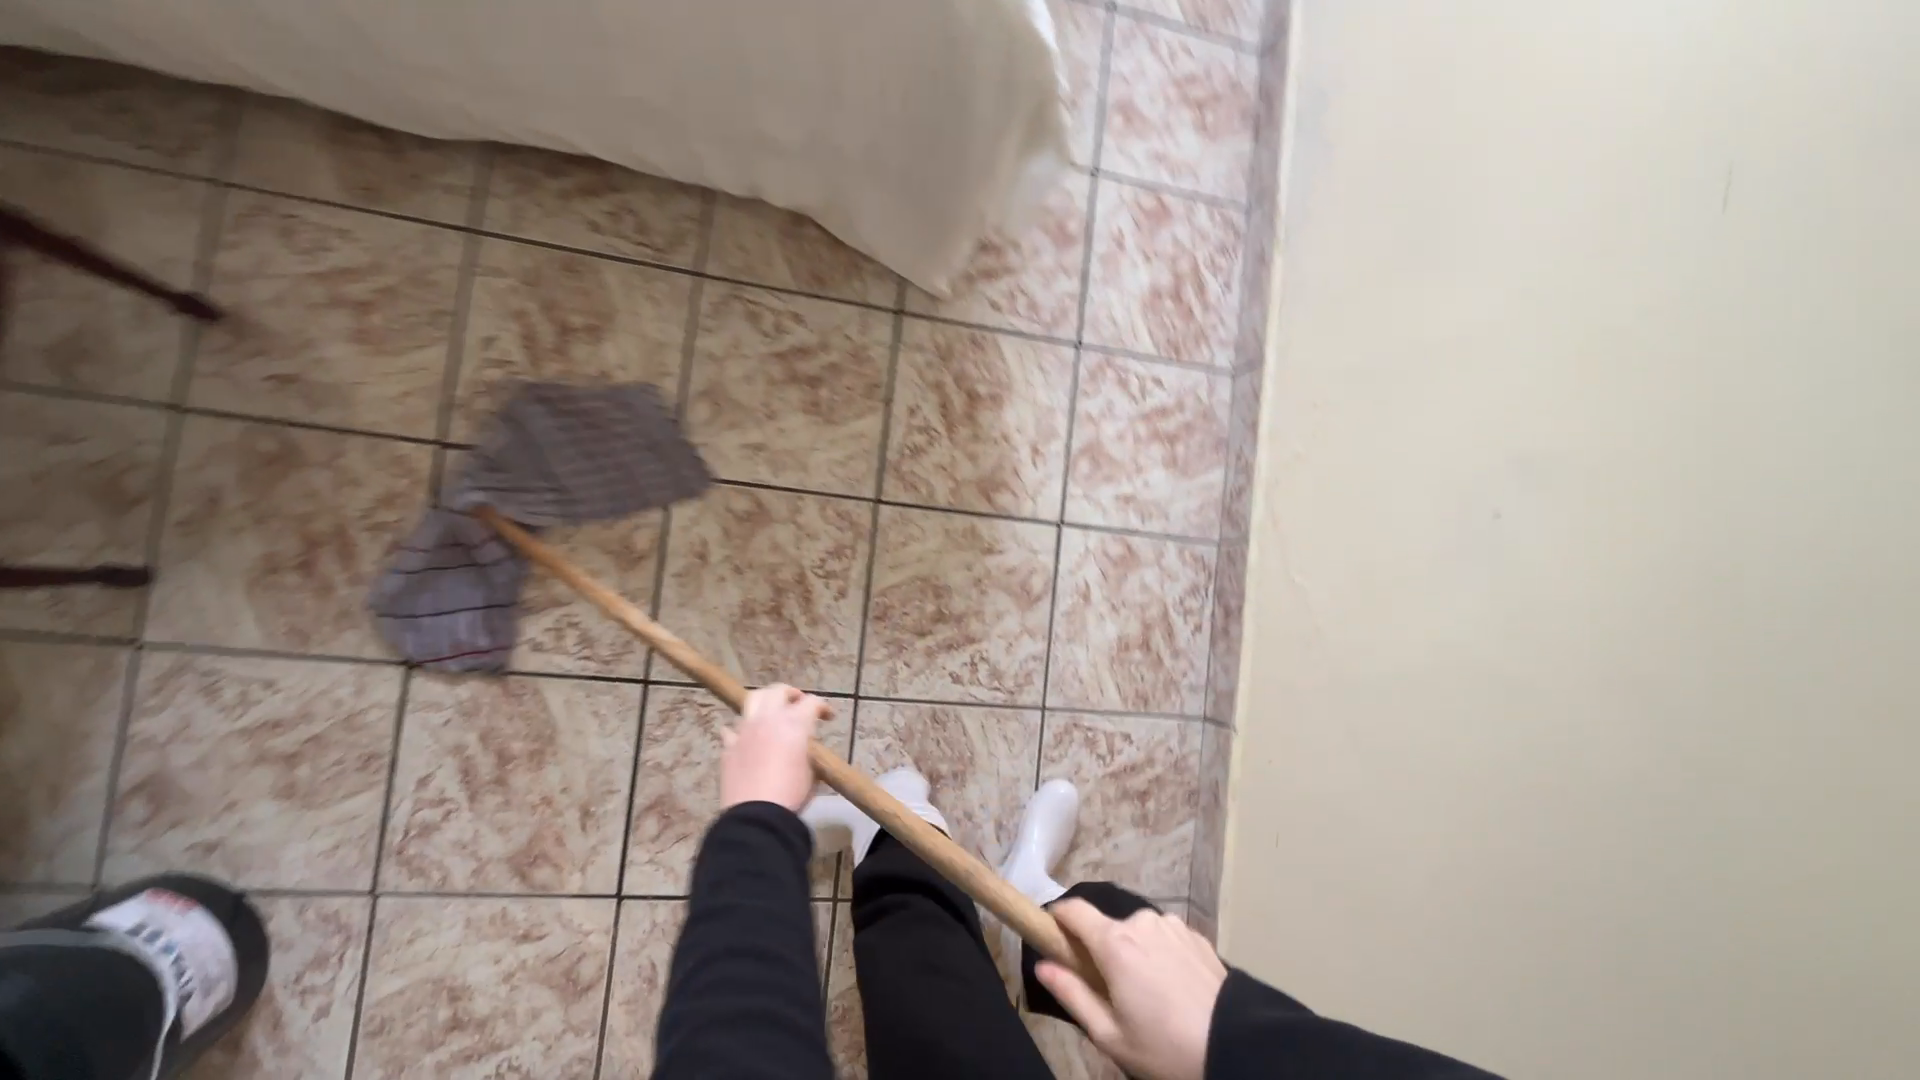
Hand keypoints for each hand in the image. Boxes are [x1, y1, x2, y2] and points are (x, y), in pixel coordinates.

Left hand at [720, 684, 823, 810]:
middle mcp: (767, 720)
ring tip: (770, 715)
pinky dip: (742, 730)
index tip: (828, 717)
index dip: (823, 707)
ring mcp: (744, 731)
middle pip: (777, 690)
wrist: (756, 816)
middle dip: (791, 694)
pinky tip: (746, 737)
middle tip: (798, 703)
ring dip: (765, 705)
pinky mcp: (728, 747)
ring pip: (752, 702)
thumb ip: (807, 752)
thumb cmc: (791, 794)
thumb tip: (802, 749)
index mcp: (794, 724)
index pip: (811, 702)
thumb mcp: (812, 772)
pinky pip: (732, 729)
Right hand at [1037, 900, 1227, 1079]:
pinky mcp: (1196, 934)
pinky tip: (1174, 989)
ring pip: (1137, 932)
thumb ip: (1071, 994)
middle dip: (1101, 950)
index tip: (1053, 938)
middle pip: (1106, 926)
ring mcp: (1171, 925)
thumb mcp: (1109, 1035)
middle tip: (1111, 992)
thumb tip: (1042, 965)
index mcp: (1114, 942)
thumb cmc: (1165, 1048)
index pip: (1073, 910)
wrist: (1237, 1048)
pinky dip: (1159, 955)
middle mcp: (1141, 921)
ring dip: (1133, 953)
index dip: (1057, 919)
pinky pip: (1163, 937)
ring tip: (1149, 995)